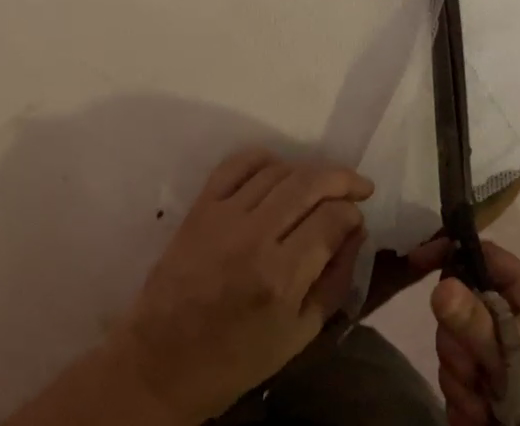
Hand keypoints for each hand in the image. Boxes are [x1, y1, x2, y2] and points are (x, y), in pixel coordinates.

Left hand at [106, 149, 373, 421]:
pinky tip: (278, 169)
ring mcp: (223, 218)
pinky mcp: (199, 209)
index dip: (353, 214)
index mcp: (281, 277)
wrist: (162, 362)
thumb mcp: (300, 334)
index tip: (356, 220)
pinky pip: (236, 165)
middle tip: (358, 186)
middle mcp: (254, 238)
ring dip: (307, 171)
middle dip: (342, 179)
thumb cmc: (237, 358)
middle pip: (309, 184)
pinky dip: (263, 159)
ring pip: (278, 171)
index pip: (332, 220)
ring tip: (320, 184)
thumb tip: (356, 233)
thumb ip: (335, 280)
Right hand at [431, 241, 519, 425]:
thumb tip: (438, 286)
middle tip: (473, 369)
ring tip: (485, 407)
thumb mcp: (517, 354)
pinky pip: (455, 384)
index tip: (415, 264)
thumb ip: (475, 321)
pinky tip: (481, 420)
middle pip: (459, 307)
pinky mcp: (487, 393)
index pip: (484, 257)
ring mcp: (499, 359)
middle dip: (458, 343)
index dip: (451, 253)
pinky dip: (463, 405)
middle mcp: (512, 324)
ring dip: (461, 381)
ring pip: (453, 350)